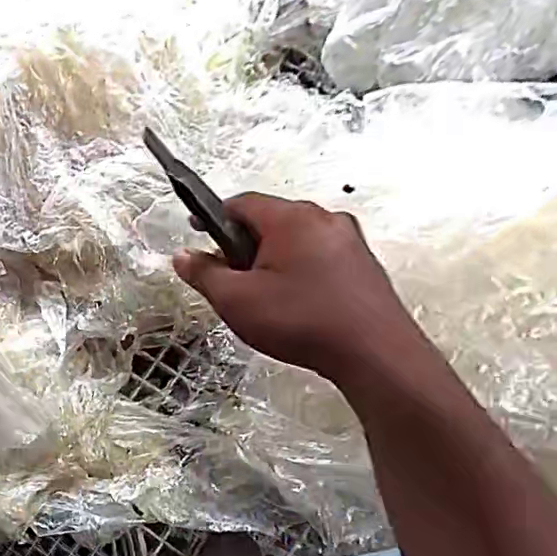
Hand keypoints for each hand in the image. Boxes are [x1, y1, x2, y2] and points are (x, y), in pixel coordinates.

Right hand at [173, 193, 428, 388]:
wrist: (373, 352)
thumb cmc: (304, 322)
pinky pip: (318, 257)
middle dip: (243, 245)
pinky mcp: (362, 264)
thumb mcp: (236, 300)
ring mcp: (349, 240)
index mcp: (292, 218)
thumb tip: (184, 257)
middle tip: (227, 277)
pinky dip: (298, 272)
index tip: (198, 232)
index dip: (213, 217)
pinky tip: (291, 305)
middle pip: (270, 221)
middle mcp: (325, 219)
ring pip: (295, 240)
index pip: (242, 203)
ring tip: (260, 298)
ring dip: (271, 260)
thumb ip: (205, 274)